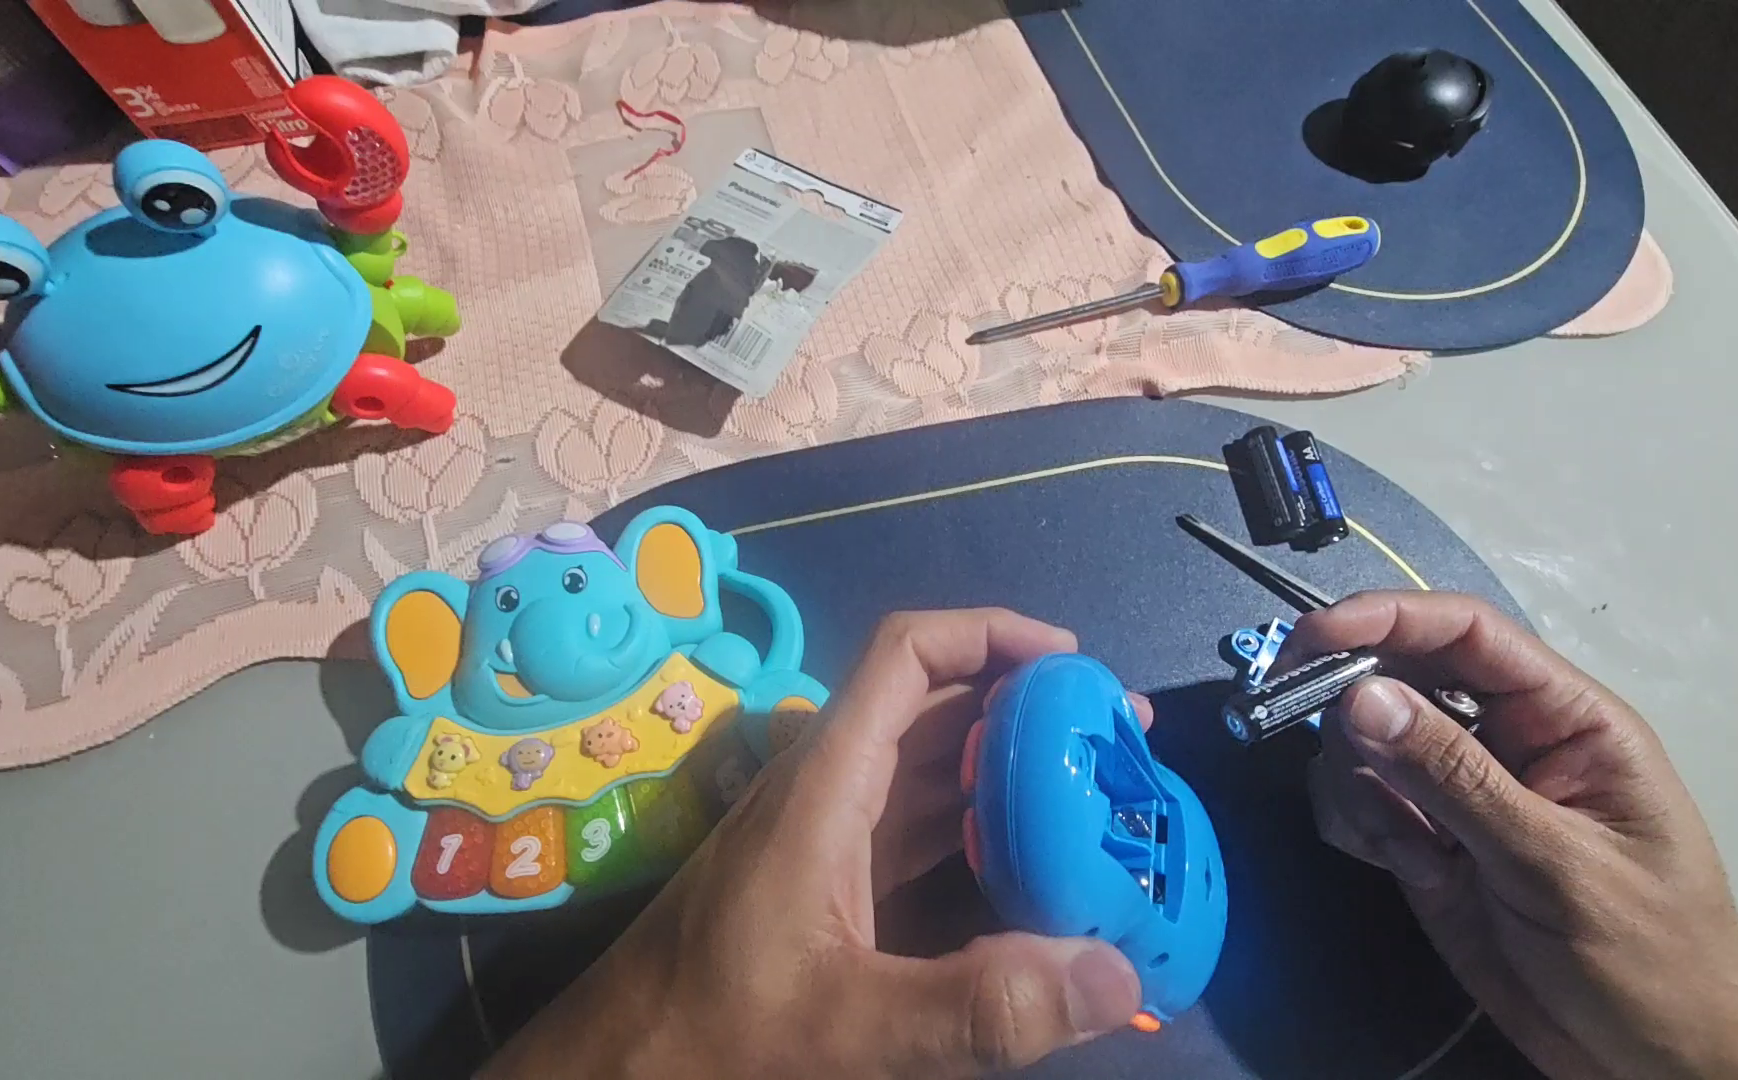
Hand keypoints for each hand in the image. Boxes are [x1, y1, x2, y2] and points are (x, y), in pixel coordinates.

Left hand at [482, 610, 1150, 1079]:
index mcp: (828, 777)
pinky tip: (1034, 848)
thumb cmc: (715, 1028)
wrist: (626, 1060)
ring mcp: (838, 821)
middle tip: (1109, 725)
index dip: (985, 632)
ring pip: (932, 756)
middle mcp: (835, 779)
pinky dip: (983, 816)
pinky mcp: (842, 864)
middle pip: (933, 698)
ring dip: (1008, 754)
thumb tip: (1110, 970)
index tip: (1066, 657)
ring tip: (1091, 776)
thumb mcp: (849, 1026)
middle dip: (1021, 695)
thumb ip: (976, 1006)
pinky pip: (925, 814)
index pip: (905, 653)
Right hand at [1288, 592, 1737, 1079]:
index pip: (1463, 631)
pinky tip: (1398, 861)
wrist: (1638, 1066)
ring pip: (1354, 733)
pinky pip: (1345, 789)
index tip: (1310, 636)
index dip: (1384, 617)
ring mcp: (1444, 778)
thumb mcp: (1553, 864)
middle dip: (1344, 700)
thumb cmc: (1643, 962)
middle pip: (1390, 671)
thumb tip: (1357, 695)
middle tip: (1312, 733)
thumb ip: (1453, 776)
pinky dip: (1350, 818)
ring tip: (1407, 846)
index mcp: (1560, 718)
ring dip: (1357, 783)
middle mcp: (1494, 733)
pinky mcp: (1408, 820)